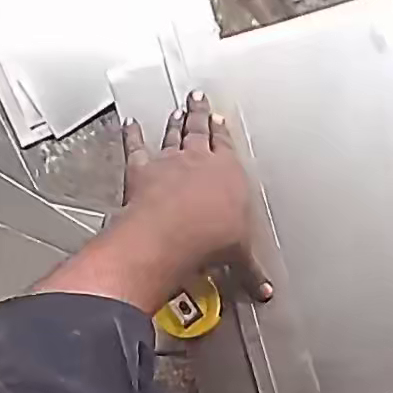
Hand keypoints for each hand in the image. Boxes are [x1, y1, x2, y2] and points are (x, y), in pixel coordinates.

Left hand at [118, 92, 272, 301]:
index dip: (223, 134)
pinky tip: (129, 124)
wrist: (175, 235)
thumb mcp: (238, 258)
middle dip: (199, 114)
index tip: (221, 120)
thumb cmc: (211, 239)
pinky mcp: (142, 171)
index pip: (227, 147)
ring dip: (174, 122)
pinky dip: (132, 135)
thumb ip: (249, 272)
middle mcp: (199, 161)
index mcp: (229, 174)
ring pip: (173, 135)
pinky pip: (136, 148)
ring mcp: (169, 163)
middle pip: (199, 131)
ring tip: (176, 109)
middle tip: (197, 99)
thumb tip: (263, 293)